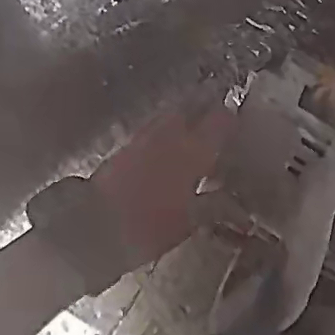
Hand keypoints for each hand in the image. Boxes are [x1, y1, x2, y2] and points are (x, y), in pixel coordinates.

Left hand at [91, 96, 235, 266]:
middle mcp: (169, 135)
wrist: (94, 226)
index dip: (232, 121)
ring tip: (194, 134)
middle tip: (217, 121)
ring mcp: (143, 137)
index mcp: (192, 150)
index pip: (220, 121)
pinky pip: (153, 130)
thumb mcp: (189, 221)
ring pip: (170, 116)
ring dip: (184, 119)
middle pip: (192, 107)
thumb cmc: (148, 227)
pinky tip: (169, 150)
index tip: (240, 126)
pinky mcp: (124, 146)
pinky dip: (165, 133)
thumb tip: (235, 204)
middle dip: (206, 109)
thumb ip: (214, 206)